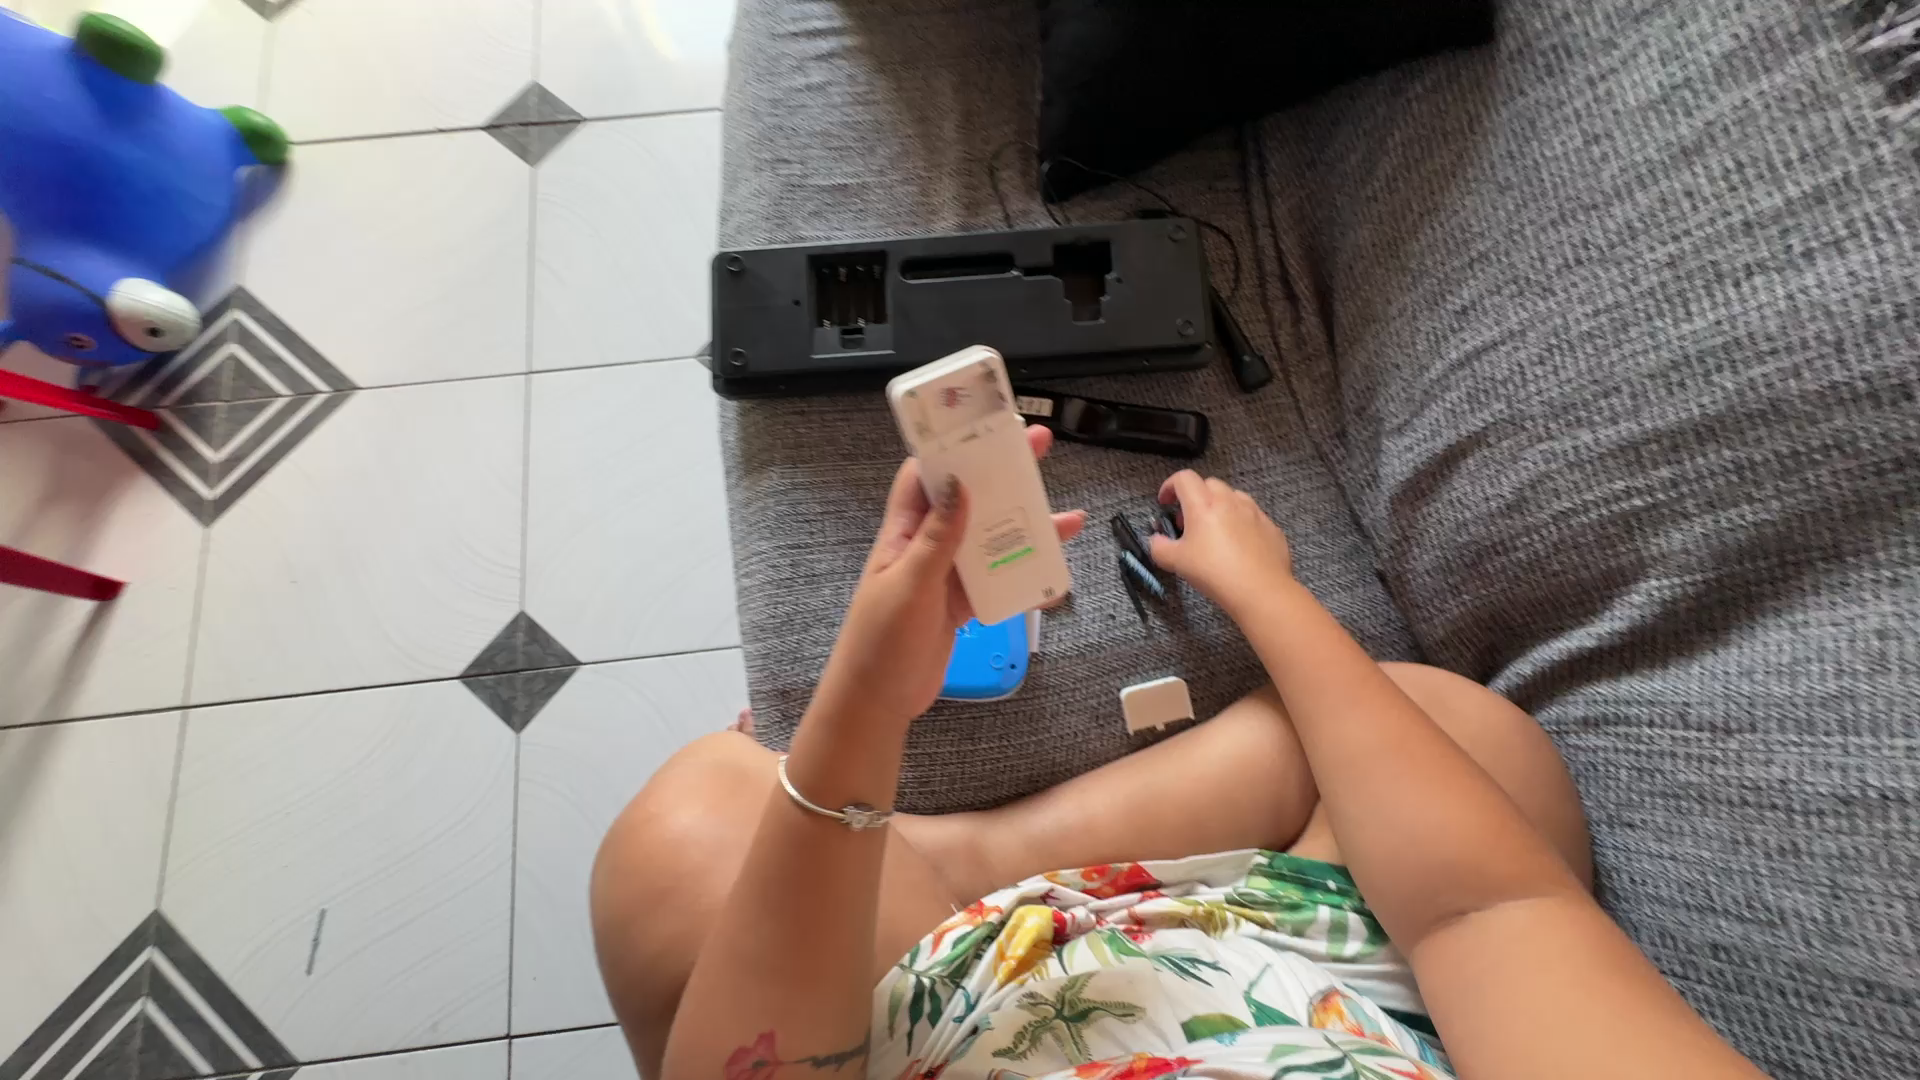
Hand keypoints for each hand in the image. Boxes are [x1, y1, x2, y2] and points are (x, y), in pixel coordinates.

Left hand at [809, 425, 1086, 731]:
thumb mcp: (909, 585)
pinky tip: (1054, 576)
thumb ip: (937, 537)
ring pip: (990, 542)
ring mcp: (945, 577)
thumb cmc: (881, 642)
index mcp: (902, 533)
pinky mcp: (960, 605)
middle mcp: (925, 547)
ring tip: (1069, 519)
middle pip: (967, 501)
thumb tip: (959, 483)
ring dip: (1025, 530)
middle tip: (1041, 448)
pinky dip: (1023, 577)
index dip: (953, 449)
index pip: (925, 476)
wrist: (878, 702)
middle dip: (1002, 477)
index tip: (988, 428)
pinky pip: (996, 583)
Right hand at [1149, 469, 1292, 612]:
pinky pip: (1251, 514)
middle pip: (1208, 484)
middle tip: (1187, 520)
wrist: (1260, 590)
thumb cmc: (1213, 572)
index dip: (1170, 486)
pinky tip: (1237, 543)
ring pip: (1233, 496)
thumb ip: (1158, 546)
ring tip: (1214, 529)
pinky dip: (1239, 521)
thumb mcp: (1175, 562)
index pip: (1183, 478)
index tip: (1164, 503)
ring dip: (1219, 505)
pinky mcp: (1270, 526)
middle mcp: (1229, 501)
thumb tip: (1156, 540)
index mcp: (1203, 505)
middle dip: (1194, 496)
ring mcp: (1253, 512)